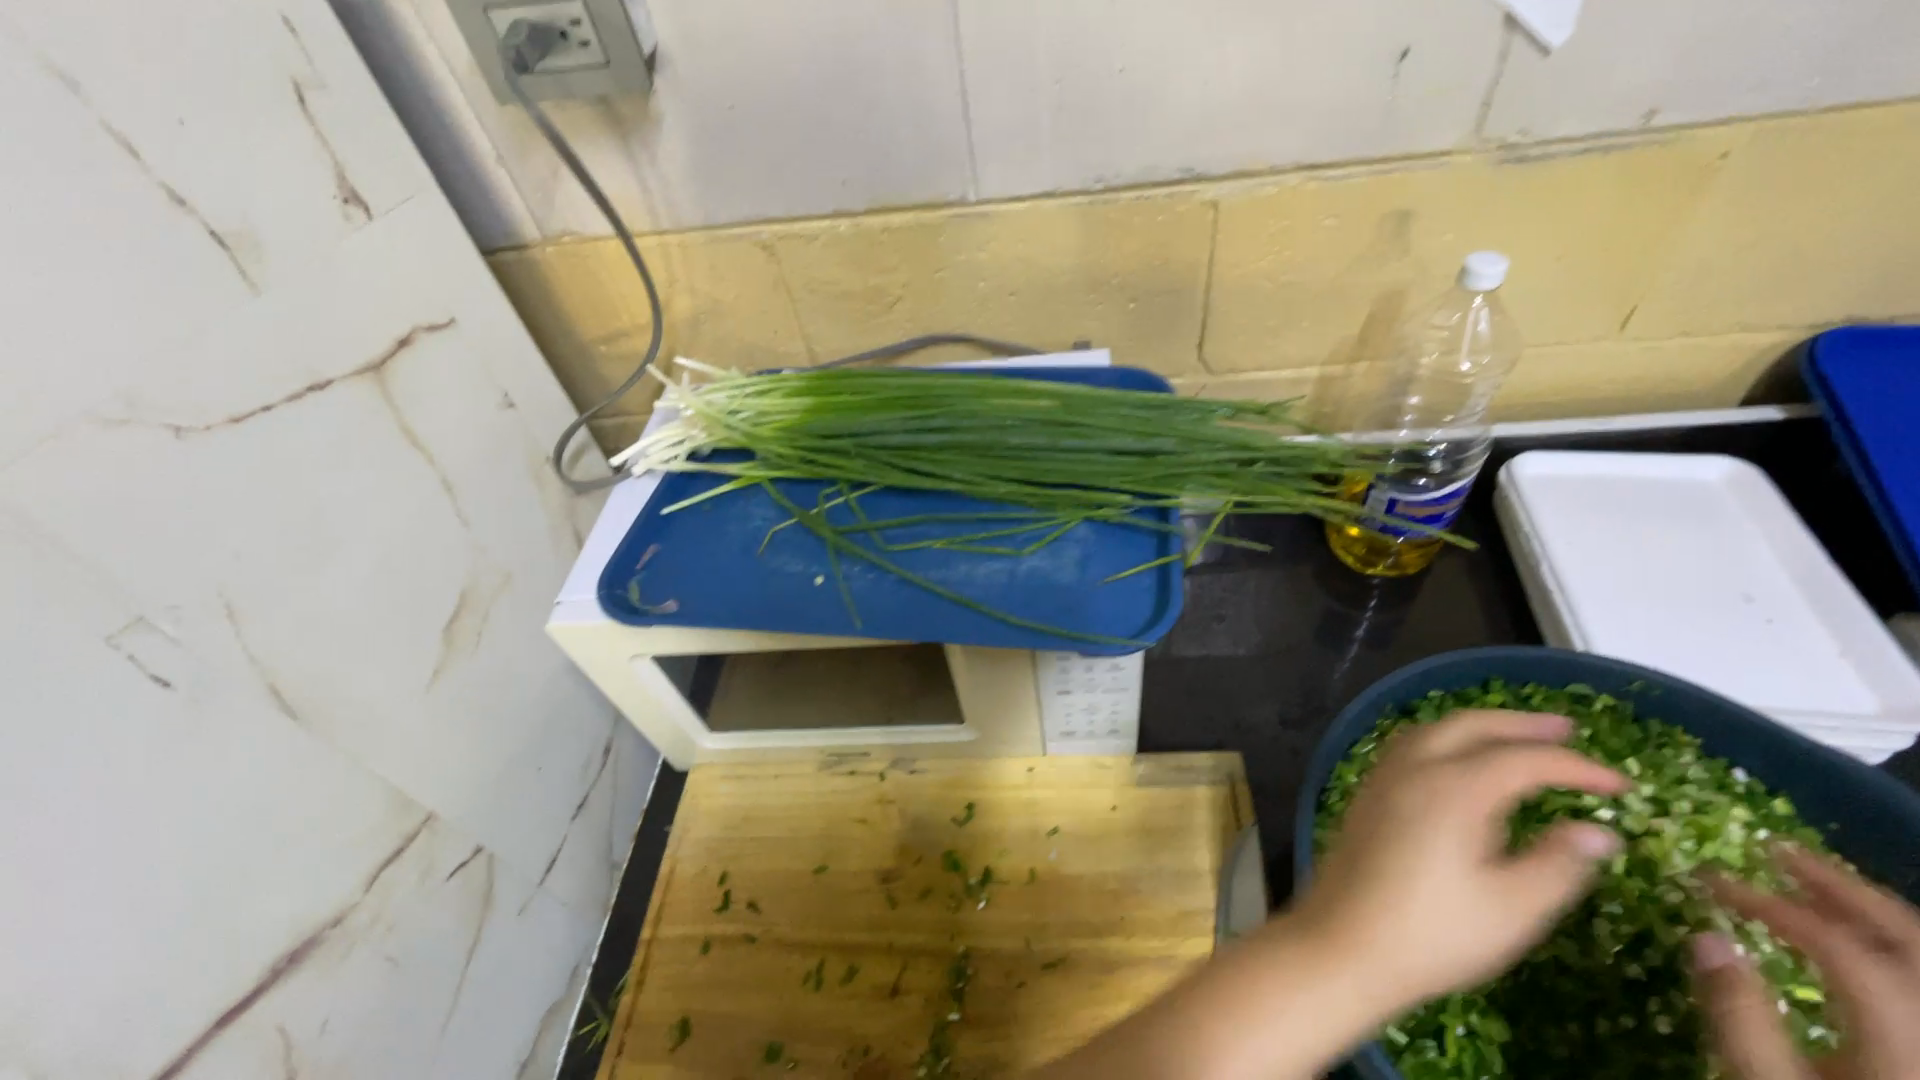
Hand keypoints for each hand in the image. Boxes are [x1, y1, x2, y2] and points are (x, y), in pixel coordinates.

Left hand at [1295, 709, 1627, 1011]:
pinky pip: (1407, 748)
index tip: (1623, 785)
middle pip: (1470, 726)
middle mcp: (1412, 769)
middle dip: (1521, 725)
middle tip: (1567, 729)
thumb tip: (1598, 831)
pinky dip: (1441, 741)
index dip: (1578, 767)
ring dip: (1477, 728)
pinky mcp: (1363, 797)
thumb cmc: (1433, 933)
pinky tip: (1453, 763)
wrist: (1341, 946)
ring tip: (1513, 738)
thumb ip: (1559, 863)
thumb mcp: (1513, 908)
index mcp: (1454, 788)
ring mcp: (1380, 780)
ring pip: (1432, 731)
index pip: (1525, 760)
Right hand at [1692, 846, 1919, 1079]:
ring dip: (1866, 908)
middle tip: (1774, 849)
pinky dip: (1888, 945)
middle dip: (1837, 886)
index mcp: (1900, 1040)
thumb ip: (1738, 1015)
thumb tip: (1706, 934)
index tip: (1706, 880)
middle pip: (1907, 939)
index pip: (1837, 946)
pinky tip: (1852, 939)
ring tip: (1807, 879)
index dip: (1769, 903)